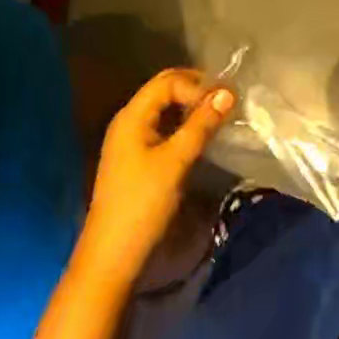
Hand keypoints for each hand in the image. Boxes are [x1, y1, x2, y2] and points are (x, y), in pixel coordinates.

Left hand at [77, 69, 233, 283]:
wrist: (111, 257)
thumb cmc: (142, 204)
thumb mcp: (176, 161)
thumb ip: (201, 124)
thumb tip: (228, 92)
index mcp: (131, 116)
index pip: (168, 82)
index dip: (197, 86)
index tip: (224, 102)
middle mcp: (128, 121)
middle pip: (165, 90)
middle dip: (196, 91)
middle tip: (226, 103)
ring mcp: (131, 140)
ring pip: (165, 109)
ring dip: (191, 108)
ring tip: (218, 117)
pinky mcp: (137, 158)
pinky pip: (163, 128)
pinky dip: (184, 125)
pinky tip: (201, 137)